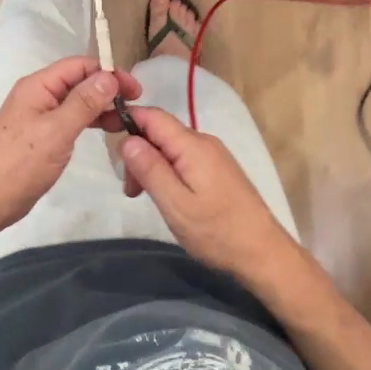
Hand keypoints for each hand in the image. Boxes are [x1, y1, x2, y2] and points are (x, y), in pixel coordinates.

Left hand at [0, 58, 143, 232]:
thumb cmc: (23, 163)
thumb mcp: (58, 131)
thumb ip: (84, 102)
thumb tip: (109, 77)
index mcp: (38, 86)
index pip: (78, 66)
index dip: (107, 72)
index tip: (133, 89)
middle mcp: (37, 94)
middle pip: (77, 81)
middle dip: (106, 89)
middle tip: (134, 105)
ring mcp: (38, 114)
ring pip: (75, 100)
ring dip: (100, 106)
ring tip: (125, 120)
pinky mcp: (40, 134)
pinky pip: (69, 117)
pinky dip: (88, 120)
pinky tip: (104, 129)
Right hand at [119, 106, 295, 278]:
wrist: (264, 253)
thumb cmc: (217, 232)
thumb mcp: (175, 204)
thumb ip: (150, 169)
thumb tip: (127, 140)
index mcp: (192, 145)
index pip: (153, 115)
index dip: (127, 119)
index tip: (106, 136)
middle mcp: (204, 141)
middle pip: (160, 131)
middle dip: (138, 152)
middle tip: (130, 190)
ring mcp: (214, 155)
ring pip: (171, 147)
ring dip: (151, 165)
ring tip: (145, 197)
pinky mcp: (219, 170)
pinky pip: (185, 158)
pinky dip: (168, 172)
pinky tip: (168, 197)